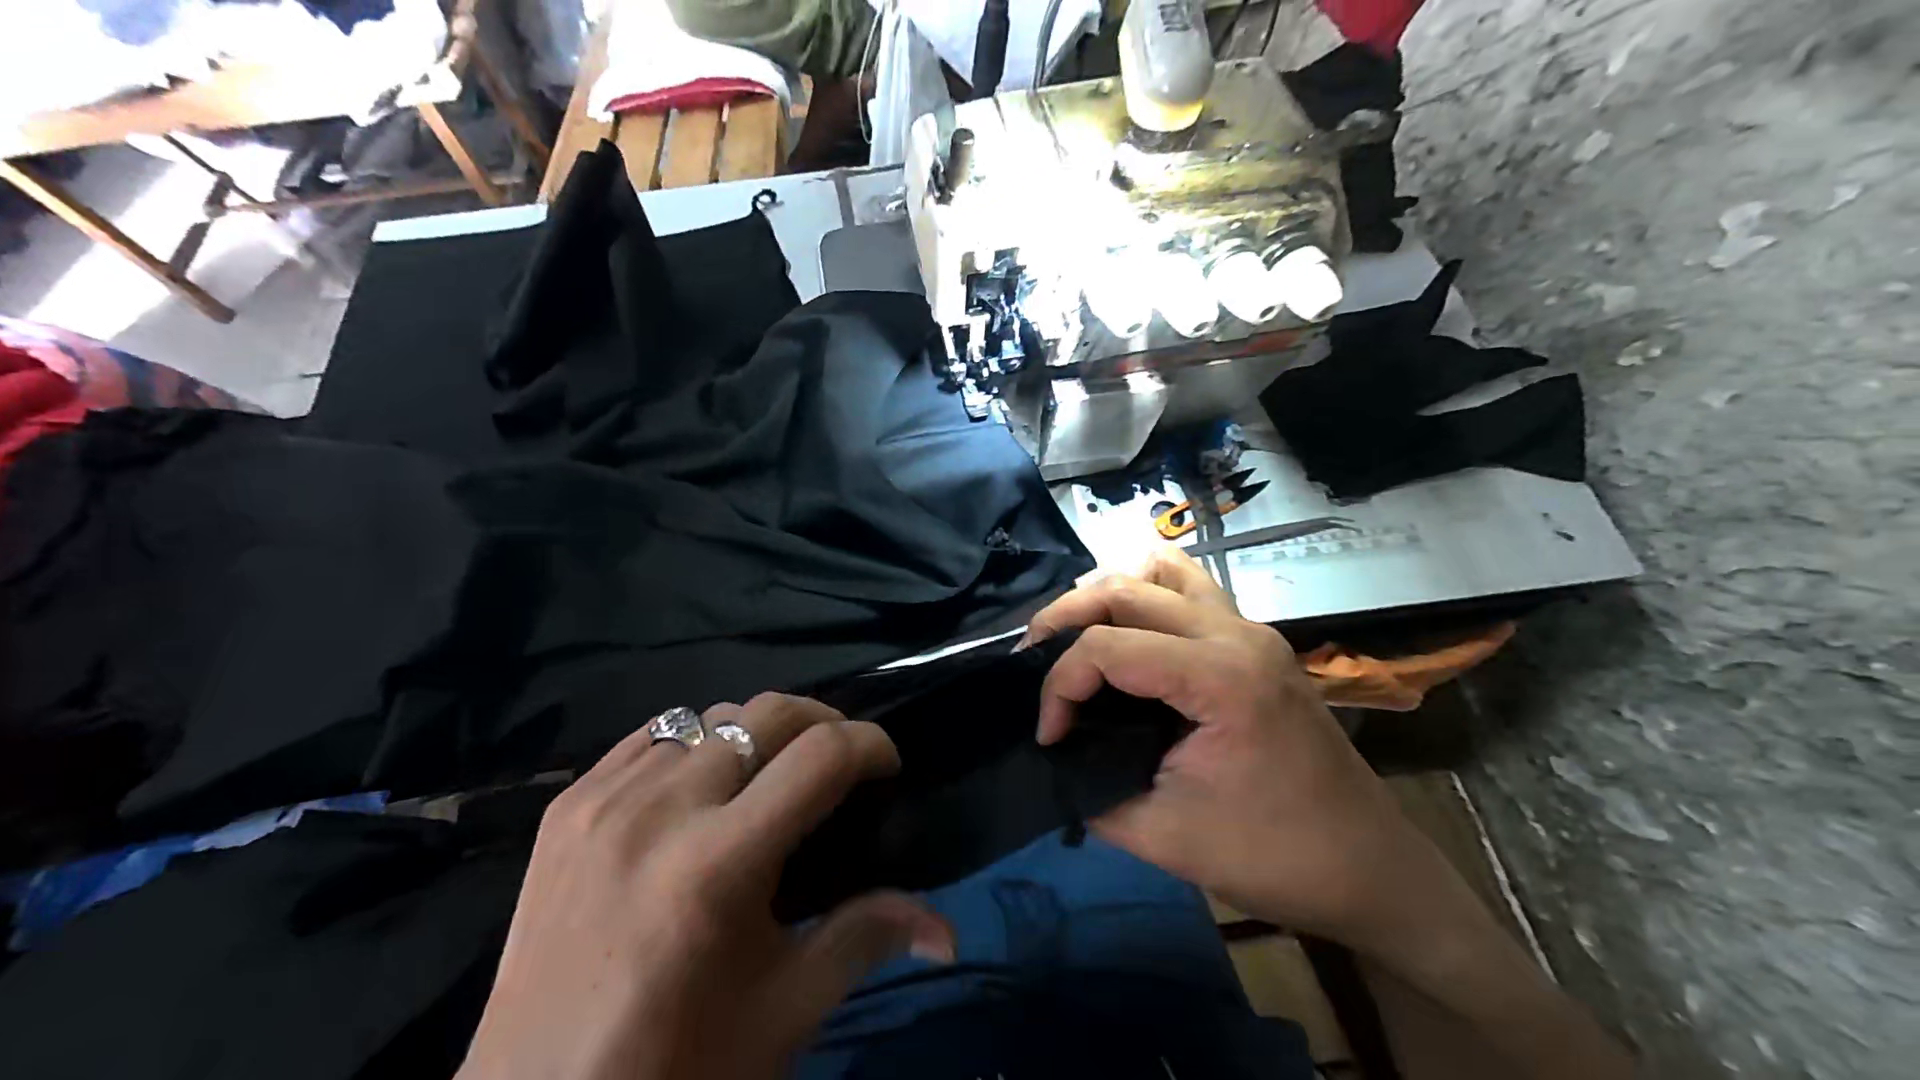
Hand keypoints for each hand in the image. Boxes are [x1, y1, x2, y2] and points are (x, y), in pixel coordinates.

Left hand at [458, 694, 954, 1079]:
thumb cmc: (675, 1067)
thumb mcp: (785, 1010)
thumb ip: (867, 939)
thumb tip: (947, 930)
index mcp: (718, 864)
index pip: (821, 756)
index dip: (870, 745)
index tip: (887, 767)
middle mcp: (659, 811)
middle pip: (767, 712)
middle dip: (823, 722)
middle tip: (840, 762)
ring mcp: (603, 801)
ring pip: (708, 716)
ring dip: (756, 734)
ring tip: (769, 776)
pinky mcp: (566, 806)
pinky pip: (648, 737)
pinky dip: (692, 744)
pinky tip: (700, 787)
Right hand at [1023, 547, 1441, 944]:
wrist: (1367, 868)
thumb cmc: (1271, 857)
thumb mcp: (1162, 835)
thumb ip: (1091, 789)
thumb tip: (1055, 753)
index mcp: (1219, 678)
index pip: (1106, 648)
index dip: (1059, 686)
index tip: (1049, 737)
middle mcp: (1235, 634)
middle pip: (1123, 590)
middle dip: (1063, 621)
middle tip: (1032, 665)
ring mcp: (1250, 630)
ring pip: (1159, 571)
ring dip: (1104, 596)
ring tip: (1074, 638)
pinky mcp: (1253, 641)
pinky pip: (1188, 588)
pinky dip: (1144, 594)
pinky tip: (1126, 633)